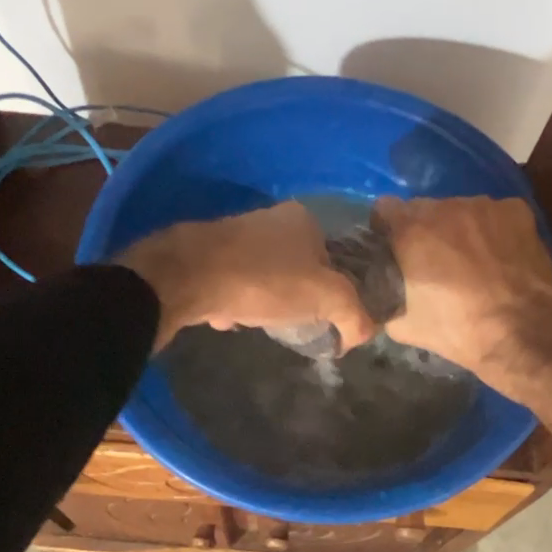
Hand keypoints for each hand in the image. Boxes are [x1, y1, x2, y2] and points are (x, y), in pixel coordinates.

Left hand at [115, 201, 375, 351]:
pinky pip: (231, 284)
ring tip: (256, 320)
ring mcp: (234, 234)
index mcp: (304, 219)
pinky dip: (233, 303)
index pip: (334, 259)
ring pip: (263, 278)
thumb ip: (355, 314)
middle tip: (290, 322)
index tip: (324, 317)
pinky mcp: (205, 254)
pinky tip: (226, 317)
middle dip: (295, 300)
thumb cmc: (264, 280)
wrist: (187, 276)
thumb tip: (363, 333)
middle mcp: (269, 218)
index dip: (334, 292)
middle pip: (297, 270)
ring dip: (262, 303)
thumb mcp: (327, 297)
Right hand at [376, 195, 551, 451]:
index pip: (384, 209)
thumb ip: (382, 298)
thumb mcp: (402, 325)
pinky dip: (492, 230)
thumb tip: (378, 292)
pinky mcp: (517, 210)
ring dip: (459, 229)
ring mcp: (484, 205)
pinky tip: (499, 256)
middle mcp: (445, 207)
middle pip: (424, 209)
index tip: (394, 249)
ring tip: (472, 261)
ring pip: (460, 209)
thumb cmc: (457, 330)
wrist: (523, 334)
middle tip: (435, 261)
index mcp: (411, 230)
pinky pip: (493, 214)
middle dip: (425, 230)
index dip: (386, 229)